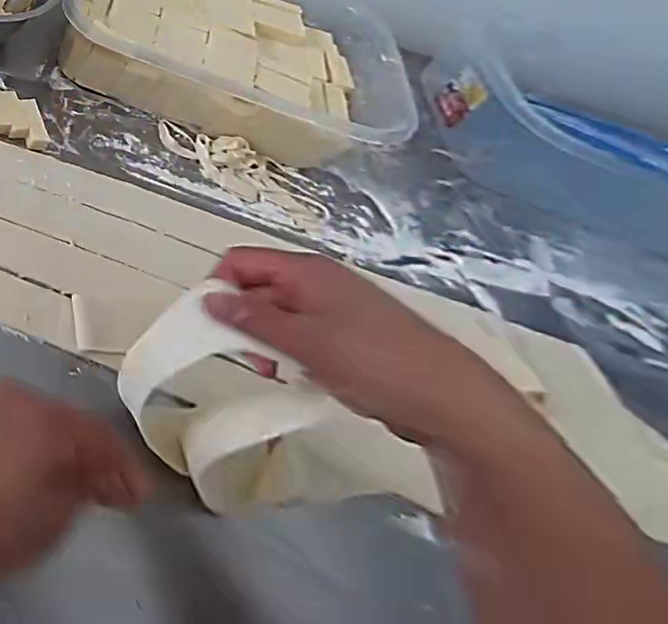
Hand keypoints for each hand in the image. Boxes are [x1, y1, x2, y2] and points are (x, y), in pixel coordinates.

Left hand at [0, 380, 151, 578]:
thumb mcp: (50, 518)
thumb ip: (81, 489)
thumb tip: (95, 475)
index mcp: (50, 420)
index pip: (103, 439)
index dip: (126, 469)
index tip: (138, 497)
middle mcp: (24, 399)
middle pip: (74, 424)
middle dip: (96, 456)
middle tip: (114, 492)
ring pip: (47, 420)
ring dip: (67, 448)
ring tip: (80, 485)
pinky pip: (21, 421)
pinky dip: (39, 442)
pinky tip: (41, 469)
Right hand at [202, 248, 532, 449]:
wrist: (458, 406)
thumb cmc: (377, 363)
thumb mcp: (304, 342)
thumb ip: (251, 320)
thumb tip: (209, 300)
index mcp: (306, 271)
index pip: (240, 261)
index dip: (219, 286)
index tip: (213, 321)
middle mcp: (319, 281)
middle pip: (257, 287)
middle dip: (243, 320)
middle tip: (249, 355)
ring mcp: (337, 308)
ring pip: (278, 314)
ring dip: (267, 341)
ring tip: (279, 371)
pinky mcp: (351, 335)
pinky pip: (303, 334)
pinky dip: (293, 352)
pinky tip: (306, 375)